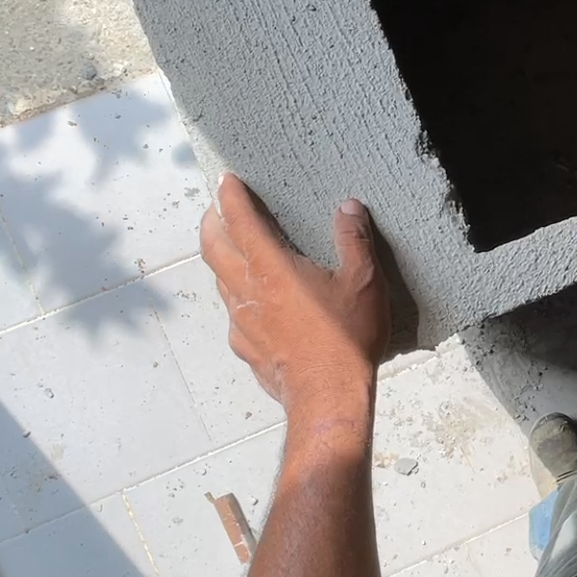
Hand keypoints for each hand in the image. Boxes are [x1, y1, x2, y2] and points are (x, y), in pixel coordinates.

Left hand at [200, 174, 389, 418]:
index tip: (226, 180)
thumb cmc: (347, 337)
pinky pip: (234, 314)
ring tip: (232, 250)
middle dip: (212, 222)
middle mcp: (247, 292)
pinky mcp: (245, 348)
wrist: (328, 396)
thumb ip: (354, 241)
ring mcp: (242, 322)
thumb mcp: (364, 283)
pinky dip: (237, 296)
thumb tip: (348, 207)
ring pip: (220, 281)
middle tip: (216, 209)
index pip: (241, 221)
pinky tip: (254, 304)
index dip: (231, 197)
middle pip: (214, 248)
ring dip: (222, 258)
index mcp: (272, 269)